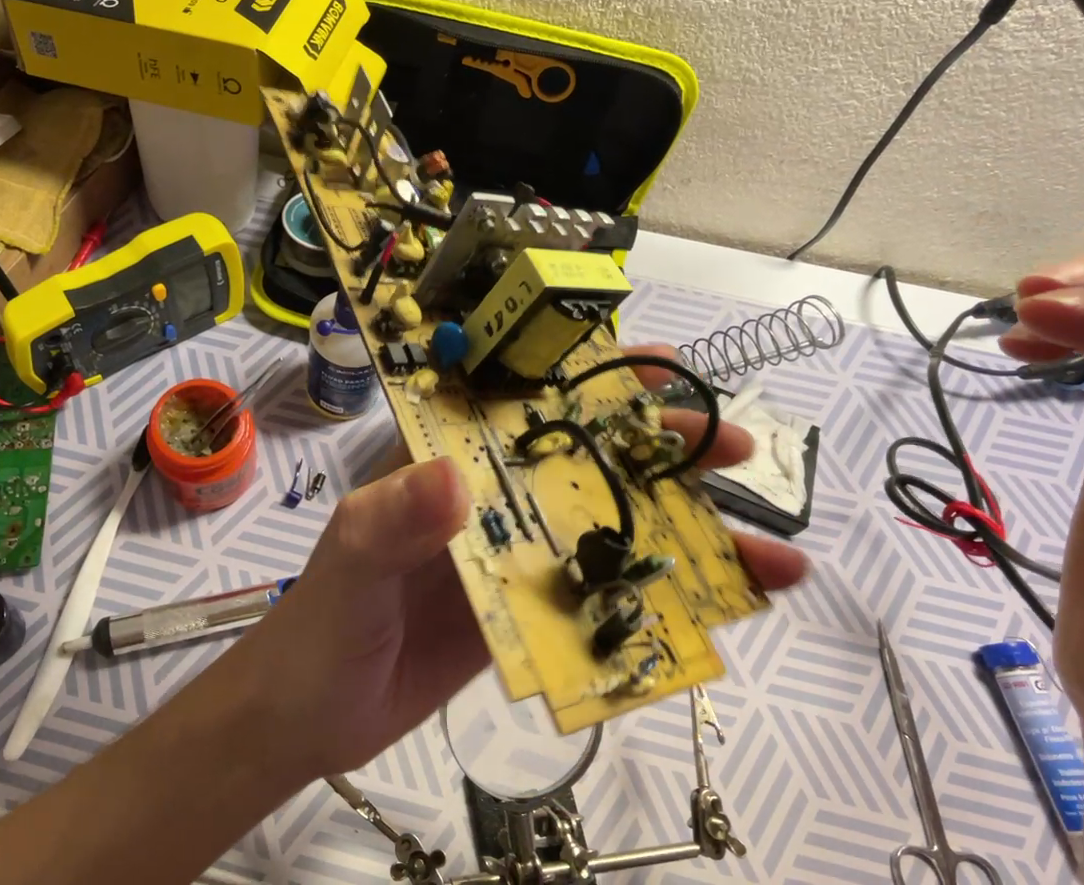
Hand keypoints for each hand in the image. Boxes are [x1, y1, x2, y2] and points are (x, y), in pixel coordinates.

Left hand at [223, 344, 809, 780]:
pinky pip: (603, 597)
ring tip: (771, 548)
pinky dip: (661, 601)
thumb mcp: (349, 559)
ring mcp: (513, 559)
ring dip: (684, 532)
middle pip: (583, 459)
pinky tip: (725, 610)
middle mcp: (486, 500)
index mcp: (443, 462)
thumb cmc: (320, 625)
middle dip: (660, 448)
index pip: (521, 401)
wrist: (312, 716)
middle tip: (734, 443)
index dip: (590, 377)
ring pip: (607, 528)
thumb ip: (391, 520)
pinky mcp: (529, 617)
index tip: (662, 367)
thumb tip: (454, 479)